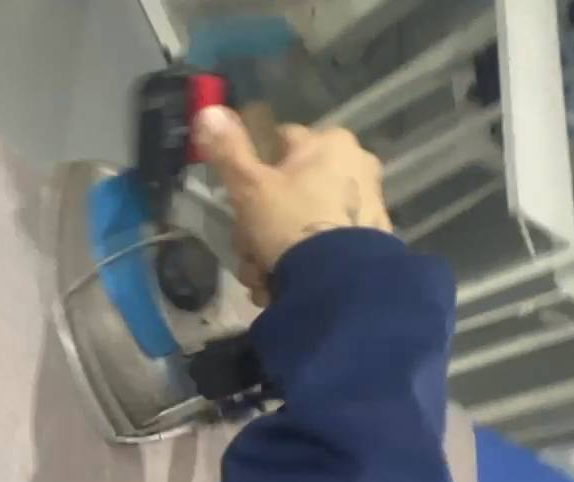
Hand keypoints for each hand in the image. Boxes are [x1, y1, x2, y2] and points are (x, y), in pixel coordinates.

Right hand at [193, 106, 391, 304]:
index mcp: (329, 143)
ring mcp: (363, 200)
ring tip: (264, 272)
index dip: (251, 175)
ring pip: (296, 221)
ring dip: (271, 250)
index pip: (277, 144)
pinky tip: (284, 279)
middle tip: (250, 247)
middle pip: (284, 190)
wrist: (335, 276)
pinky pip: (317, 242)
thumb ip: (227, 152)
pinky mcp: (367, 235)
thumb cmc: (289, 222)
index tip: (240, 203)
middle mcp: (353, 162)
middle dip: (258, 226)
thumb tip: (207, 110)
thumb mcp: (249, 188)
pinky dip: (297, 261)